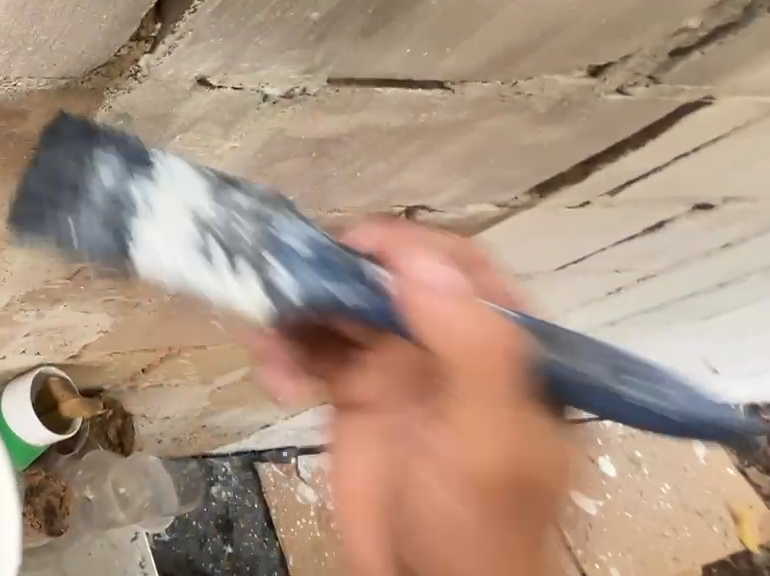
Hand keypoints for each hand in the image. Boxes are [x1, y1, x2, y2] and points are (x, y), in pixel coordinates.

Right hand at [248, 221, 573, 575]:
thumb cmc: (472, 523)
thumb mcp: (485, 440)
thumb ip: (470, 348)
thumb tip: (418, 262)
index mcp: (500, 351)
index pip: (463, 268)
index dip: (409, 246)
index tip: (352, 246)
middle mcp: (446, 347)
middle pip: (382, 280)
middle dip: (329, 277)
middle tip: (284, 284)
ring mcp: (396, 367)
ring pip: (336, 308)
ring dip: (295, 315)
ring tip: (270, 343)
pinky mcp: (351, 390)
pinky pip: (308, 349)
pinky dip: (283, 355)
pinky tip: (275, 381)